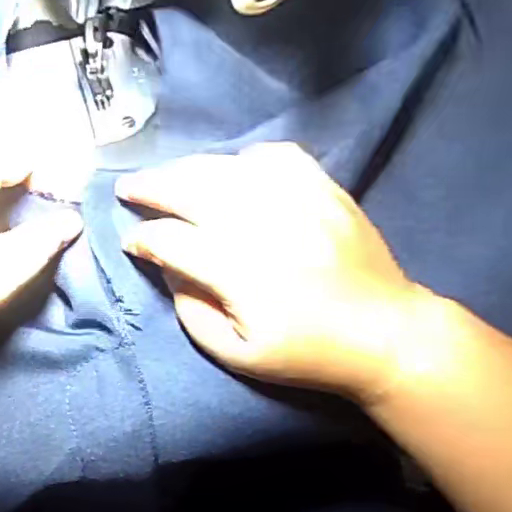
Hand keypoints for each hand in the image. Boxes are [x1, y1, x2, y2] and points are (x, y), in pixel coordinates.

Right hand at [116, 142, 446, 403]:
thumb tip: (172, 272)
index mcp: (239, 272)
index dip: (144, 239)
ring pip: (229, 168)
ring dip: (189, 169)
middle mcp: (263, 225)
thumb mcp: (239, 355)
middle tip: (128, 188)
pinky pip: (276, 156)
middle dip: (153, 187)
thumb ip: (195, 314)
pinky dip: (245, 158)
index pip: (174, 241)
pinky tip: (232, 170)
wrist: (383, 333)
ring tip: (168, 176)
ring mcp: (297, 200)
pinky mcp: (324, 189)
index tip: (131, 242)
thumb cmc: (306, 354)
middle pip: (193, 190)